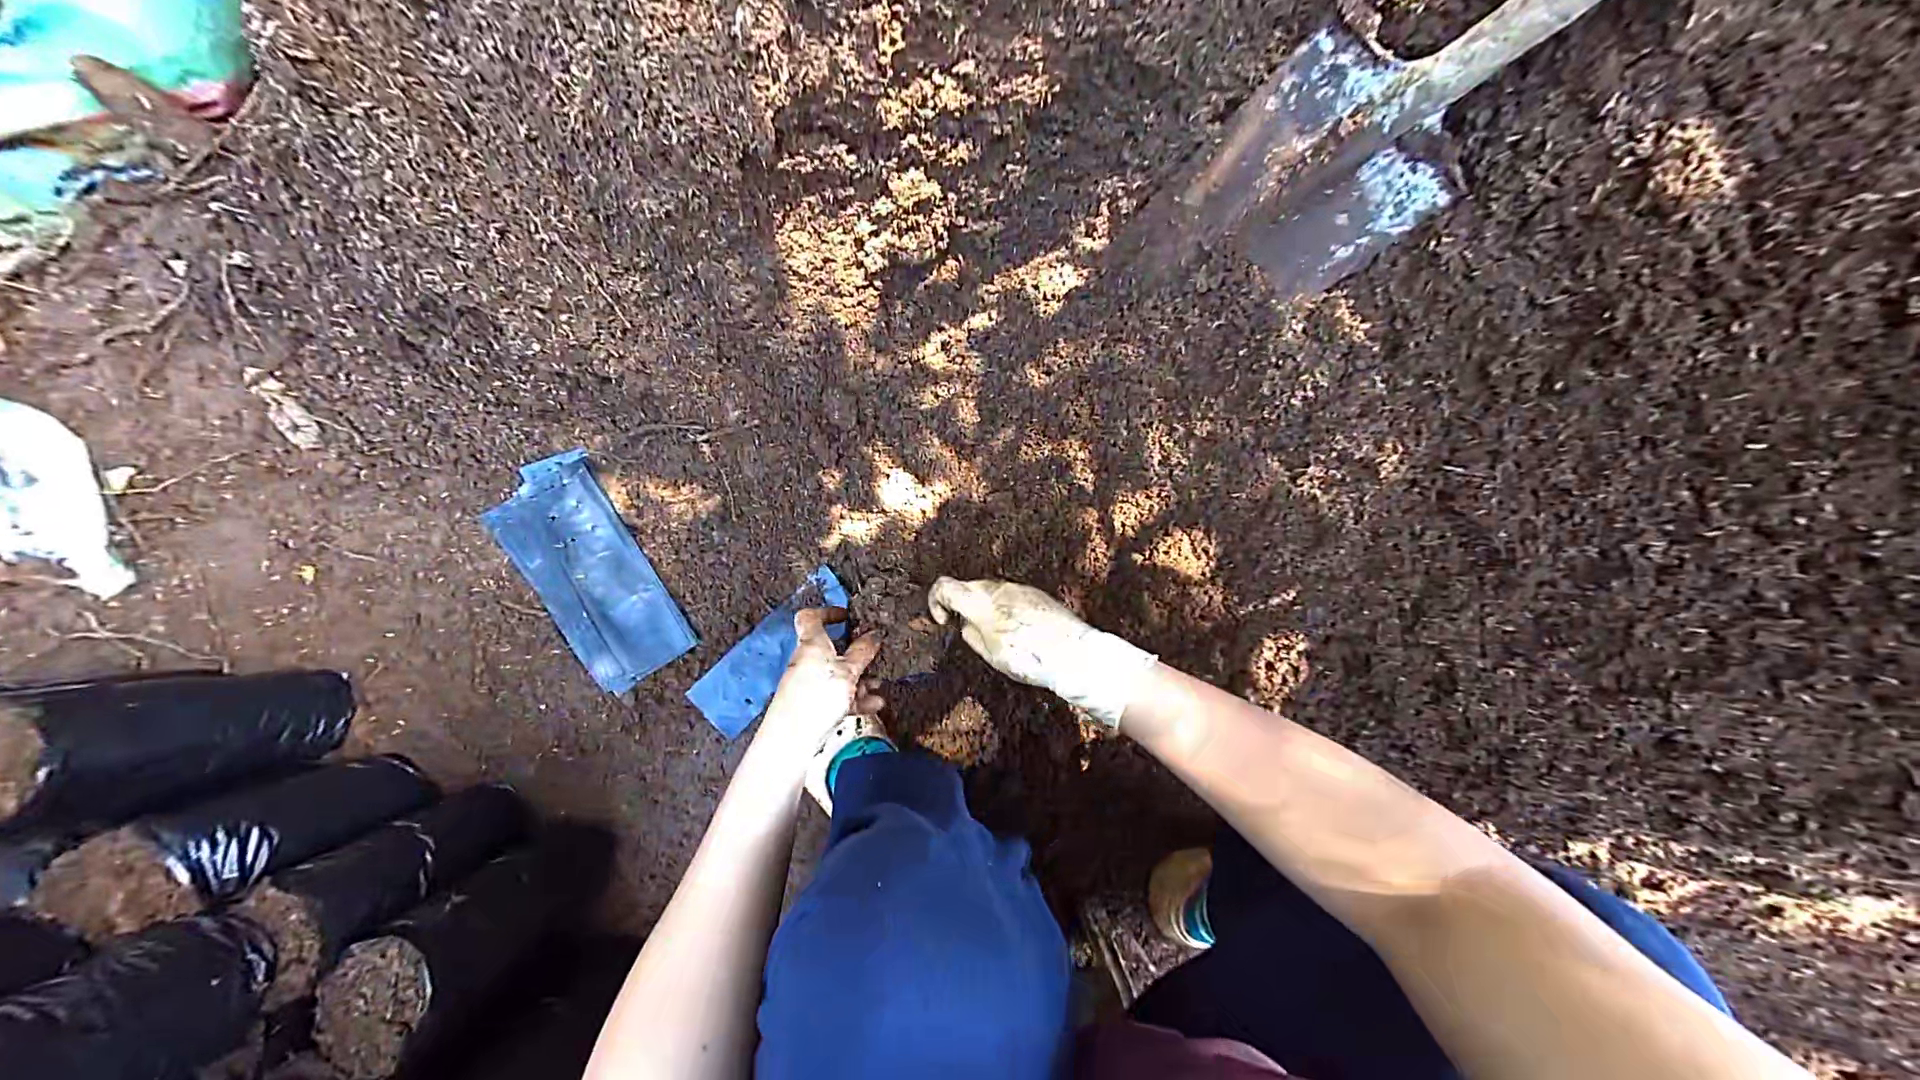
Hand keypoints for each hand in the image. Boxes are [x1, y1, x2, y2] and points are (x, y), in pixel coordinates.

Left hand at [758, 608, 882, 754]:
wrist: (793, 737)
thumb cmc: (816, 699)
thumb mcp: (848, 671)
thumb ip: (862, 652)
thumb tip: (873, 635)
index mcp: (812, 644)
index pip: (811, 617)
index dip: (829, 612)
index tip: (847, 616)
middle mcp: (807, 660)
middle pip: (832, 649)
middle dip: (856, 655)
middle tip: (873, 658)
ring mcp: (809, 682)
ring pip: (838, 674)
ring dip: (859, 679)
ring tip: (876, 687)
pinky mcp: (813, 703)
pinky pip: (837, 695)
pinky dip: (854, 698)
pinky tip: (872, 705)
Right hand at [927, 577, 1156, 728]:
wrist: (1073, 654)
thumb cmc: (1030, 657)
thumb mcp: (990, 654)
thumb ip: (971, 634)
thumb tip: (965, 624)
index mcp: (980, 602)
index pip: (945, 586)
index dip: (936, 602)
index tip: (942, 619)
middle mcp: (998, 588)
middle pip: (968, 587)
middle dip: (961, 605)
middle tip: (964, 627)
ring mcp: (1019, 588)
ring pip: (991, 591)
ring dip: (984, 606)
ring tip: (994, 634)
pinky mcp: (1035, 594)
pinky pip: (1011, 595)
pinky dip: (1004, 608)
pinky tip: (1014, 630)